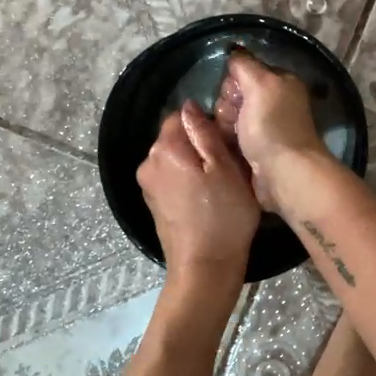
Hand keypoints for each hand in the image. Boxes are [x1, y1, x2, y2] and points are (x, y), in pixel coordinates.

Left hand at [137, 101, 259, 282]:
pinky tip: (206, 196)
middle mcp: (149, 162)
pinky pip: (171, 176)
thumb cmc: (224, 215)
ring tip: (219, 181)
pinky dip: (187, 179)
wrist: (205, 268)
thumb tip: (191, 106)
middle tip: (228, 163)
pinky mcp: (154, 203)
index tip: (226, 141)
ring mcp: (148, 185)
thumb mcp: (226, 168)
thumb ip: (206, 133)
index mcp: (166, 149)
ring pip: (175, 157)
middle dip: (199, 143)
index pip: (182, 115)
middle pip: (176, 136)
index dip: (206, 123)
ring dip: (194, 162)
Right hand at [214, 50, 333, 211]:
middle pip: (233, 95)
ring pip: (228, 117)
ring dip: (224, 125)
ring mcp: (263, 127)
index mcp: (279, 82)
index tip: (234, 95)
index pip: (243, 71)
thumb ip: (245, 64)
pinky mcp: (254, 149)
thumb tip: (233, 49)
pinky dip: (225, 141)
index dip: (232, 82)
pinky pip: (229, 138)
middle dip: (227, 106)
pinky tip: (227, 147)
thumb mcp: (261, 84)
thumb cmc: (273, 125)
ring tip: (232, 137)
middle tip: (235, 120)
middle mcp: (273, 102)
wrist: (285, 174)